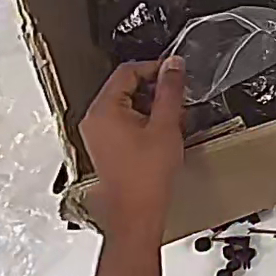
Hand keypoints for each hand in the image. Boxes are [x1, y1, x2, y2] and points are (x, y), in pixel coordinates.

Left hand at [80, 56, 186, 234]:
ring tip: (175, 119)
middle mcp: (95, 119)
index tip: (176, 73)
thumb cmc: (147, 175)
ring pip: (127, 105)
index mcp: (104, 109)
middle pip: (125, 88)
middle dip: (155, 89)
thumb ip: (170, 91)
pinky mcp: (107, 146)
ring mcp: (99, 134)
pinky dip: (145, 121)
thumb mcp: (166, 125)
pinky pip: (125, 122)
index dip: (154, 68)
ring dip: (152, 106)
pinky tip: (164, 134)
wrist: (137, 210)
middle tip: (179, 98)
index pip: (127, 72)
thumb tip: (173, 65)